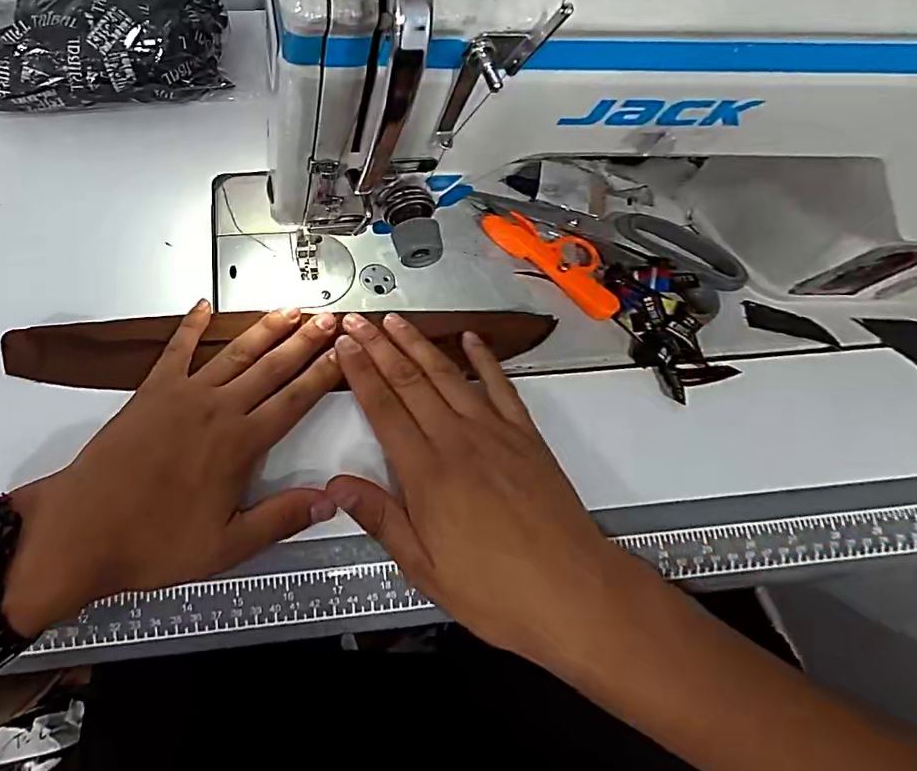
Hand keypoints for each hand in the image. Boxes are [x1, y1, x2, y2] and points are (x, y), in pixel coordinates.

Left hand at [1, 302, 342, 635]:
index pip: (294, 400)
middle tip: (327, 318)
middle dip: (304, 341)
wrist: (84, 528)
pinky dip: (192, 326)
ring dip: (265, 329)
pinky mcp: (153, 390)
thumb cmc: (152, 541)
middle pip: (272, 367)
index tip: (341, 353)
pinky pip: (177, 349)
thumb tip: (326, 501)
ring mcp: (184, 395)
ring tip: (288, 310)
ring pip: (236, 353)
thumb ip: (279, 518)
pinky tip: (203, 308)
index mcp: (240, 445)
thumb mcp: (226, 545)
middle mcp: (217, 410)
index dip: (322, 374)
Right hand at [327, 313, 653, 674]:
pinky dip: (484, 358)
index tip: (346, 347)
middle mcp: (458, 443)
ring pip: (446, 374)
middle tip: (359, 321)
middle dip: (379, 346)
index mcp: (428, 474)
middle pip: (408, 381)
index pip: (383, 407)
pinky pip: (500, 386)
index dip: (360, 372)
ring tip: (397, 322)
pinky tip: (471, 340)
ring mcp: (494, 434)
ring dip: (417, 344)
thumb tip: (339, 488)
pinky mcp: (525, 437)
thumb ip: (381, 519)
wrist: (576, 595)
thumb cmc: (502, 591)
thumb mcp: (425, 568)